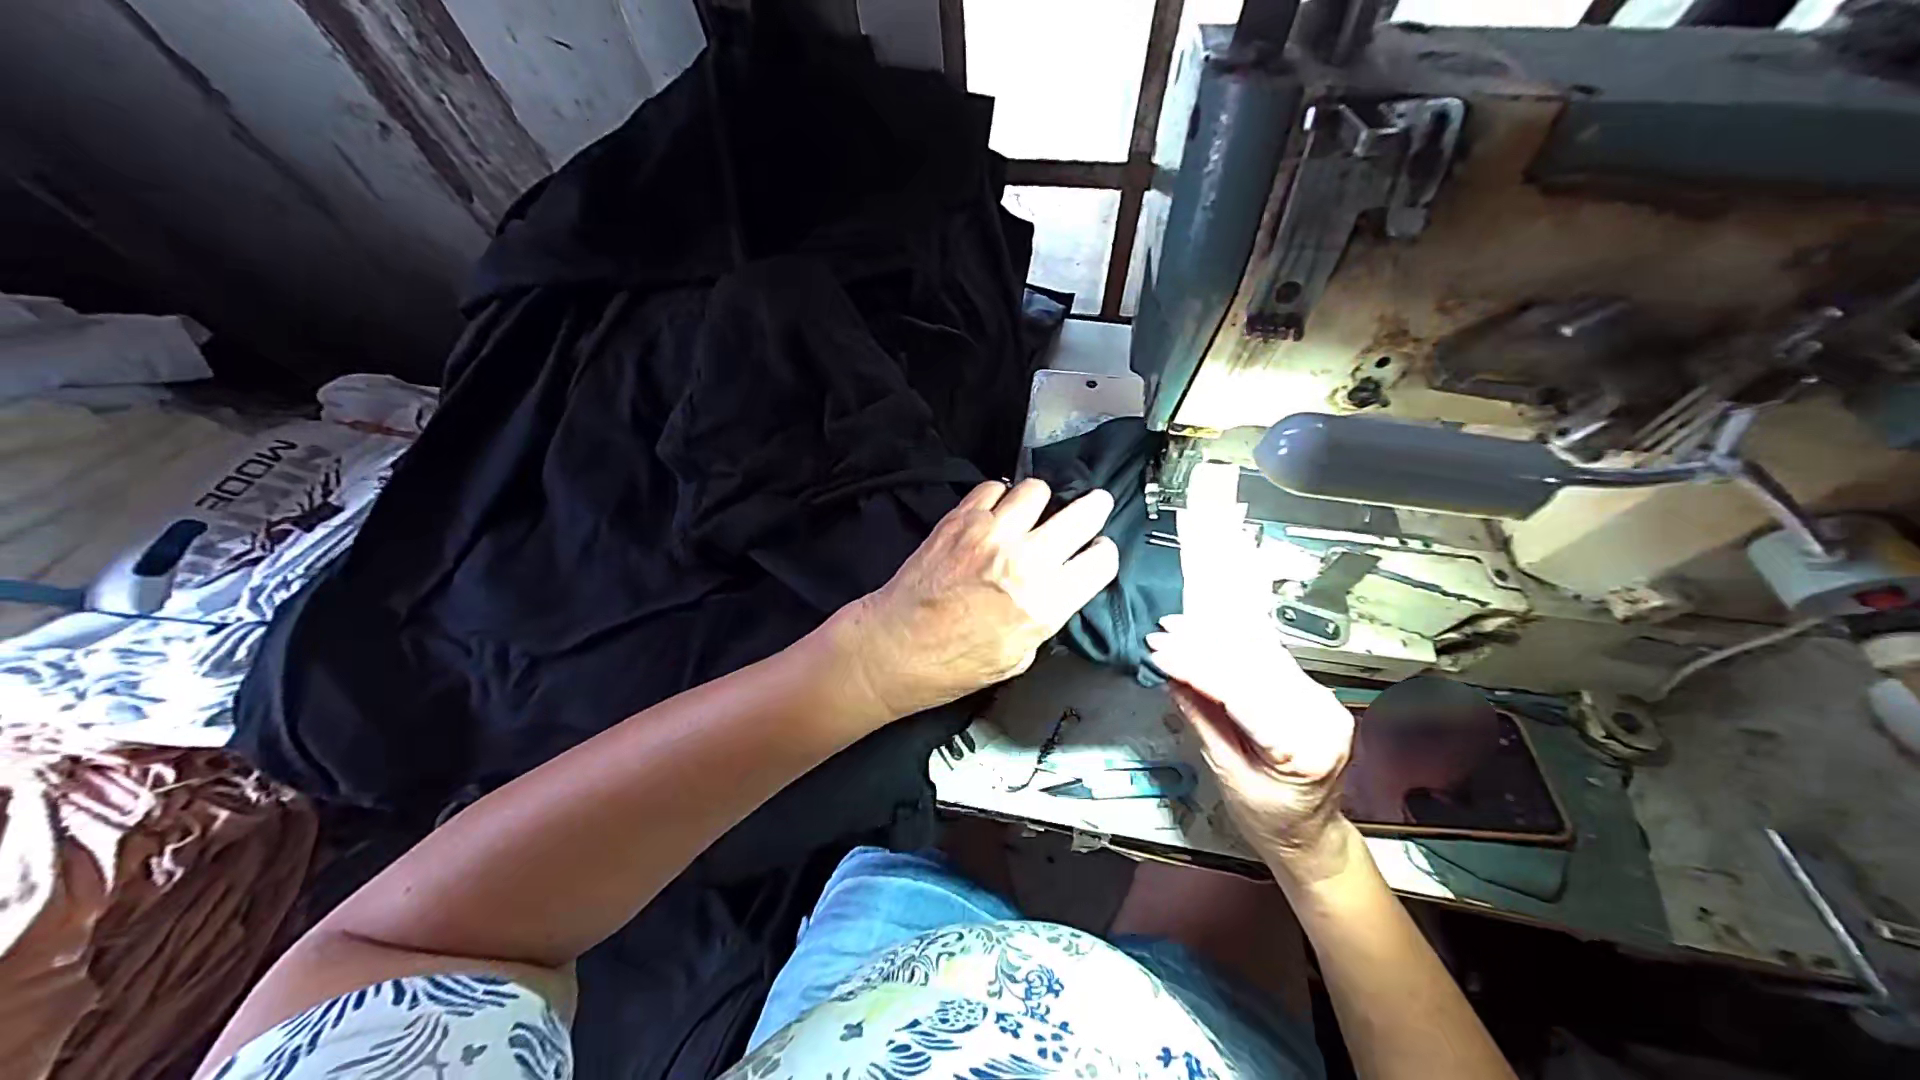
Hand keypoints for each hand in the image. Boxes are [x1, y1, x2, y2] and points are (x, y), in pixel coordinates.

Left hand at [828, 479, 1118, 722]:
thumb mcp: (1019, 656)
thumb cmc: (952, 663)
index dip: (1102, 553)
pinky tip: (995, 513)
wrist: (896, 646)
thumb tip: (1058, 589)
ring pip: (1037, 490)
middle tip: (1092, 506)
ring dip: (1040, 501)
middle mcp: (1024, 563)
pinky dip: (999, 497)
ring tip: (1033, 512)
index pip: (1100, 561)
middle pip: (1082, 515)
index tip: (1097, 550)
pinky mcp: (960, 520)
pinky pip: (994, 487)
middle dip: (1092, 509)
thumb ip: (1045, 616)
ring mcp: (991, 535)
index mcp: (1044, 604)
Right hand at [1147, 614, 1356, 881]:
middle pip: (1253, 666)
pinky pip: (1271, 656)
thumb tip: (1173, 678)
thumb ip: (1202, 720)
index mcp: (1303, 749)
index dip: (1195, 667)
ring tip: (1177, 627)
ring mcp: (1321, 700)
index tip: (1161, 653)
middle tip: (1162, 635)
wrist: (1310, 833)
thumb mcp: (1227, 774)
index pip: (1241, 693)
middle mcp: (1321, 717)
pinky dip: (1235, 641)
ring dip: (1215, 636)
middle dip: (1201, 646)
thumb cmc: (1272, 819)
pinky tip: (1209, 630)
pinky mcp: (1313, 690)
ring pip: (1263, 653)